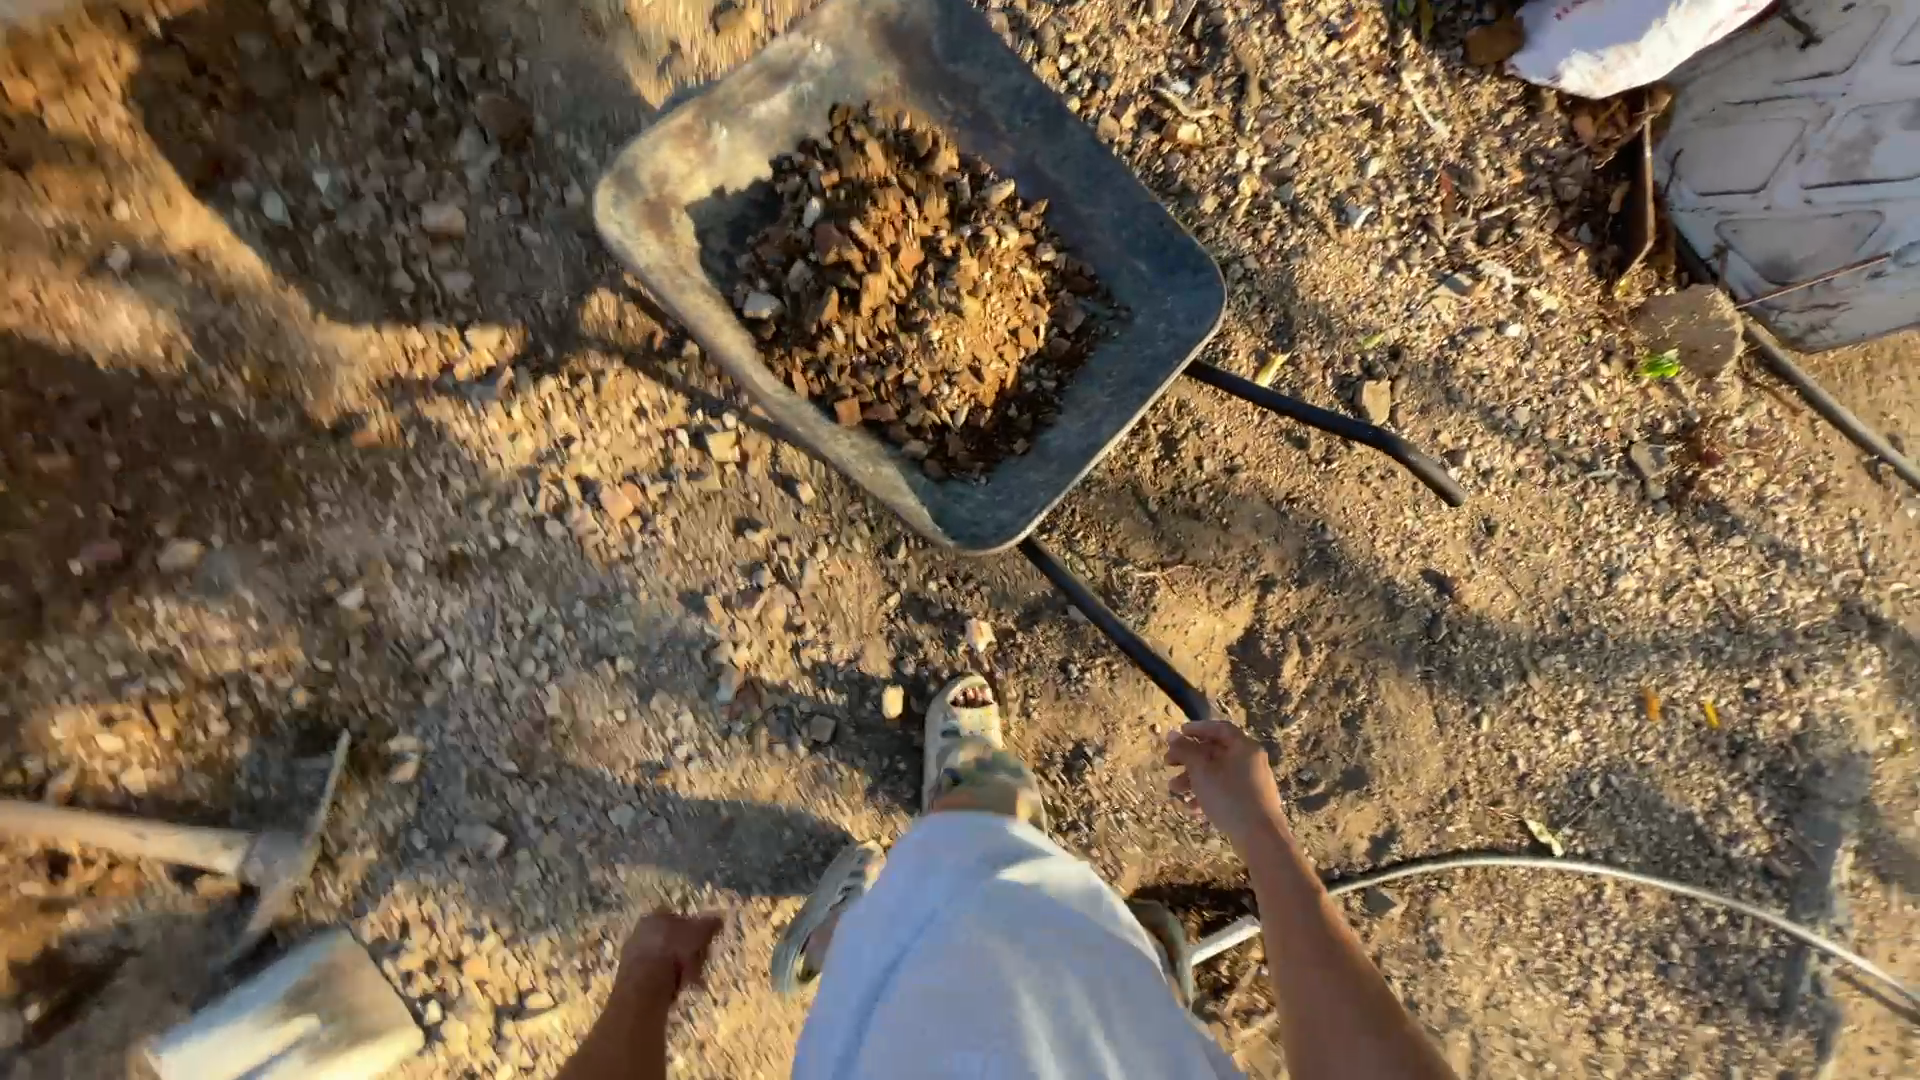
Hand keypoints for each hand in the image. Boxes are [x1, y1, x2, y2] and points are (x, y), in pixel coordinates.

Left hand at [610, 912, 723, 1005]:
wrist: (646, 985)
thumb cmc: (674, 950)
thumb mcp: (700, 932)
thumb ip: (710, 924)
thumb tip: (719, 918)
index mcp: (654, 917)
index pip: (676, 917)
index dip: (691, 927)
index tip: (702, 940)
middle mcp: (639, 933)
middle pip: (668, 940)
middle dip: (685, 951)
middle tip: (699, 961)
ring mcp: (631, 958)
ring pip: (662, 960)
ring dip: (677, 969)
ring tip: (691, 980)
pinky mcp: (629, 980)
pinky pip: (654, 977)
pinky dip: (666, 982)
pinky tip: (678, 990)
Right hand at [1164, 720, 1286, 845]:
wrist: (1260, 838)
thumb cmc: (1228, 796)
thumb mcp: (1201, 770)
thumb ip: (1185, 750)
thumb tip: (1171, 734)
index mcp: (1244, 747)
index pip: (1220, 728)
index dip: (1197, 728)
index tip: (1179, 733)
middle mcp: (1250, 761)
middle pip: (1215, 752)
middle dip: (1188, 758)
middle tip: (1168, 763)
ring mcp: (1252, 783)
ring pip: (1217, 773)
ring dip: (1193, 779)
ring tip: (1174, 790)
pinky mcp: (1251, 803)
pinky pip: (1224, 791)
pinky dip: (1207, 794)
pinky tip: (1191, 807)